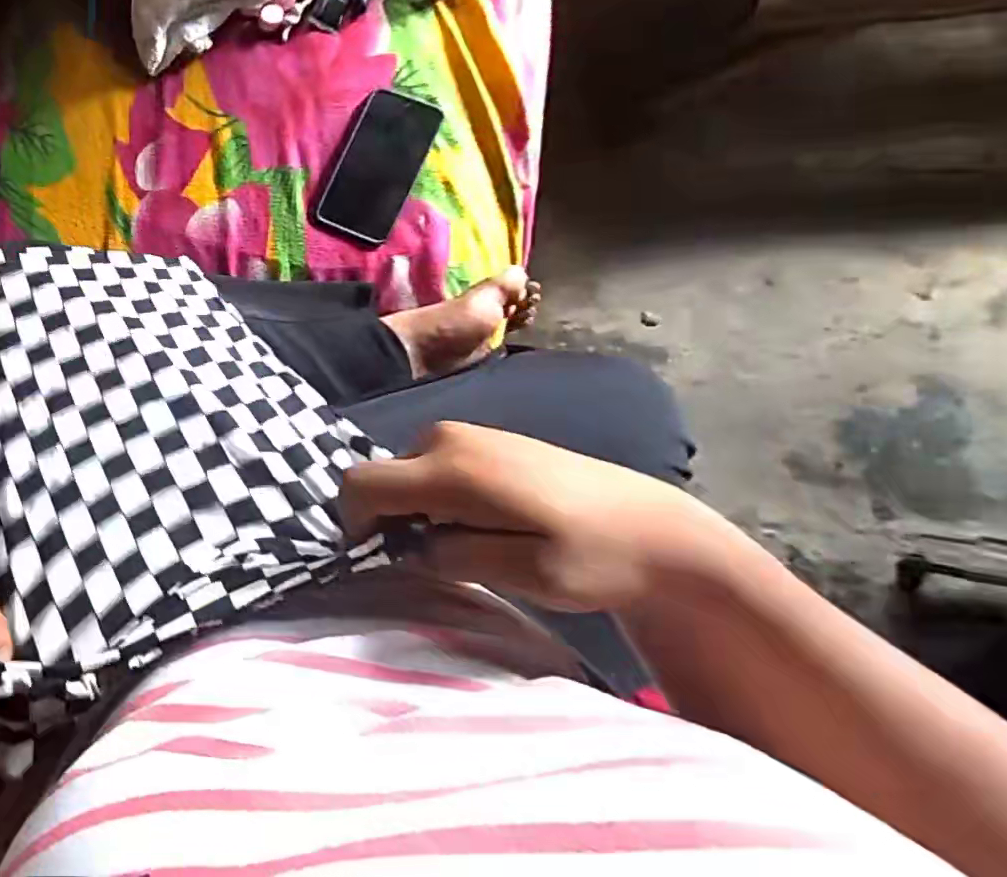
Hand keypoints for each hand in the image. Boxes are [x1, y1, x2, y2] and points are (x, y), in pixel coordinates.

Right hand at [341, 422, 752, 612]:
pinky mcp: (477, 438)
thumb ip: (453, 558)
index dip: (351, 523)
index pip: (361, 484)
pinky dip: (428, 496)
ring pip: (401, 473)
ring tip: (459, 543)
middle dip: (386, 519)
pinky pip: (425, 465)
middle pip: (379, 478)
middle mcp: (446, 438)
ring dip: (410, 510)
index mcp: (452, 470)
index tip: (377, 558)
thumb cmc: (596, 558)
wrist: (654, 527)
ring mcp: (462, 432)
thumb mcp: (527, 575)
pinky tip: (475, 522)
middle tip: (428, 558)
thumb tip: (408, 547)